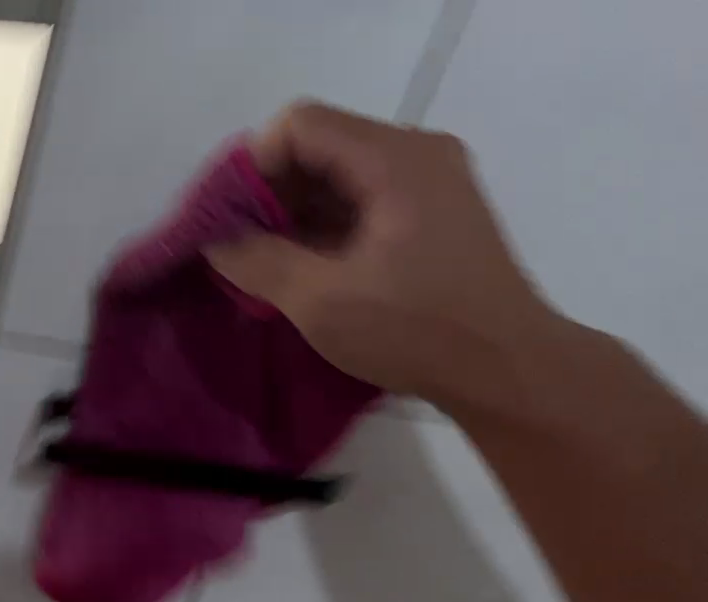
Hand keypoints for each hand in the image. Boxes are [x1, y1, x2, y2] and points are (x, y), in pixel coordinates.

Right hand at [207, 101, 565, 410]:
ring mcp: (420, 182)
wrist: (501, 365)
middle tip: (230, 249)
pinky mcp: (419, 211)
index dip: (250, 167)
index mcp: (396, 161)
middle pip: (313, 145)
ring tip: (255, 264)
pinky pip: (348, 198)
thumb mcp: (319, 300)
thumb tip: (212, 240)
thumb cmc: (414, 329)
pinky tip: (290, 268)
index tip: (224, 222)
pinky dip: (309, 226)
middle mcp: (413, 154)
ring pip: (327, 174)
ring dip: (282, 214)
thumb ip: (257, 261)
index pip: (300, 125)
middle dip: (261, 193)